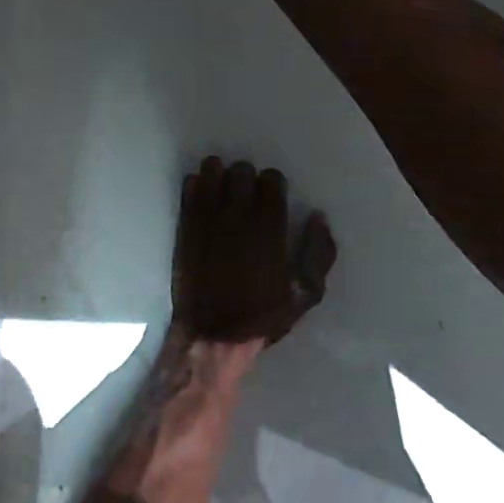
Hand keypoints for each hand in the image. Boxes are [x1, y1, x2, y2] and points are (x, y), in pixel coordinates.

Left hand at [170, 156, 335, 344]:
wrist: (212, 332)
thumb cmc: (263, 315)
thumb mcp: (306, 293)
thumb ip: (318, 252)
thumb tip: (318, 216)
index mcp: (269, 228)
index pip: (272, 180)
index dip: (274, 184)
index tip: (272, 196)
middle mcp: (237, 215)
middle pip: (241, 170)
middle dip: (247, 177)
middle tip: (247, 193)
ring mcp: (207, 216)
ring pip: (212, 170)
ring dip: (219, 174)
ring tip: (223, 189)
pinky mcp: (185, 223)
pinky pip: (189, 185)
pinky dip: (197, 184)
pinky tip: (203, 196)